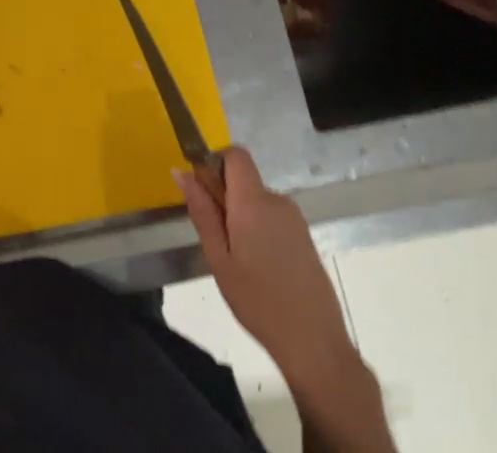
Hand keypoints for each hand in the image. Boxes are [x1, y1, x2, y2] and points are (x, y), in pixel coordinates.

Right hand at [175, 146, 356, 383]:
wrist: (314, 341)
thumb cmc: (257, 300)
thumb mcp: (219, 258)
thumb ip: (202, 212)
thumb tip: (182, 171)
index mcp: (254, 202)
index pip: (236, 155)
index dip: (214, 162)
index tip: (201, 192)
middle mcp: (278, 201)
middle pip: (243, 179)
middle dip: (222, 197)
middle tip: (214, 239)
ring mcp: (295, 219)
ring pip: (255, 200)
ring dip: (238, 216)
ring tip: (234, 259)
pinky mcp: (303, 235)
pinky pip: (270, 216)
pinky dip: (255, 228)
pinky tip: (255, 266)